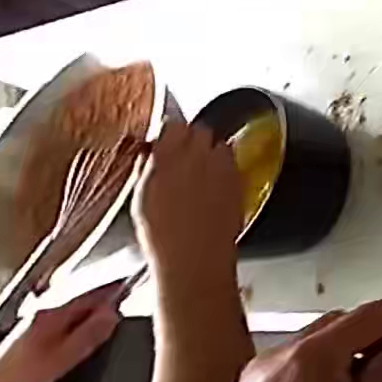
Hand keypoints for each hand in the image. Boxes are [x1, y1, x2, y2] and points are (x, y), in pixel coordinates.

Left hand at [6, 278, 130, 378]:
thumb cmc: (16, 381)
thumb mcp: (61, 358)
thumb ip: (89, 334)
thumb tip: (112, 314)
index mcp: (48, 315)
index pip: (87, 295)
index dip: (110, 291)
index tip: (128, 286)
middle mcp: (38, 315)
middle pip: (78, 303)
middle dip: (101, 302)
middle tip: (124, 302)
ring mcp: (31, 327)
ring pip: (69, 314)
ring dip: (89, 315)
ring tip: (108, 319)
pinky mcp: (27, 340)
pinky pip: (61, 325)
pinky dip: (76, 327)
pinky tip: (81, 337)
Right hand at [135, 121, 242, 282]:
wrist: (196, 258)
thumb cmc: (163, 235)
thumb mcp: (142, 197)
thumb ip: (148, 166)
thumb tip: (150, 151)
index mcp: (168, 156)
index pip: (173, 123)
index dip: (170, 130)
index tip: (167, 137)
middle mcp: (198, 156)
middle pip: (199, 130)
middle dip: (192, 139)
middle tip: (182, 156)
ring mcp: (222, 167)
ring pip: (219, 144)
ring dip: (211, 152)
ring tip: (200, 173)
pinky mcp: (239, 180)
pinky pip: (232, 163)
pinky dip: (224, 168)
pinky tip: (214, 186)